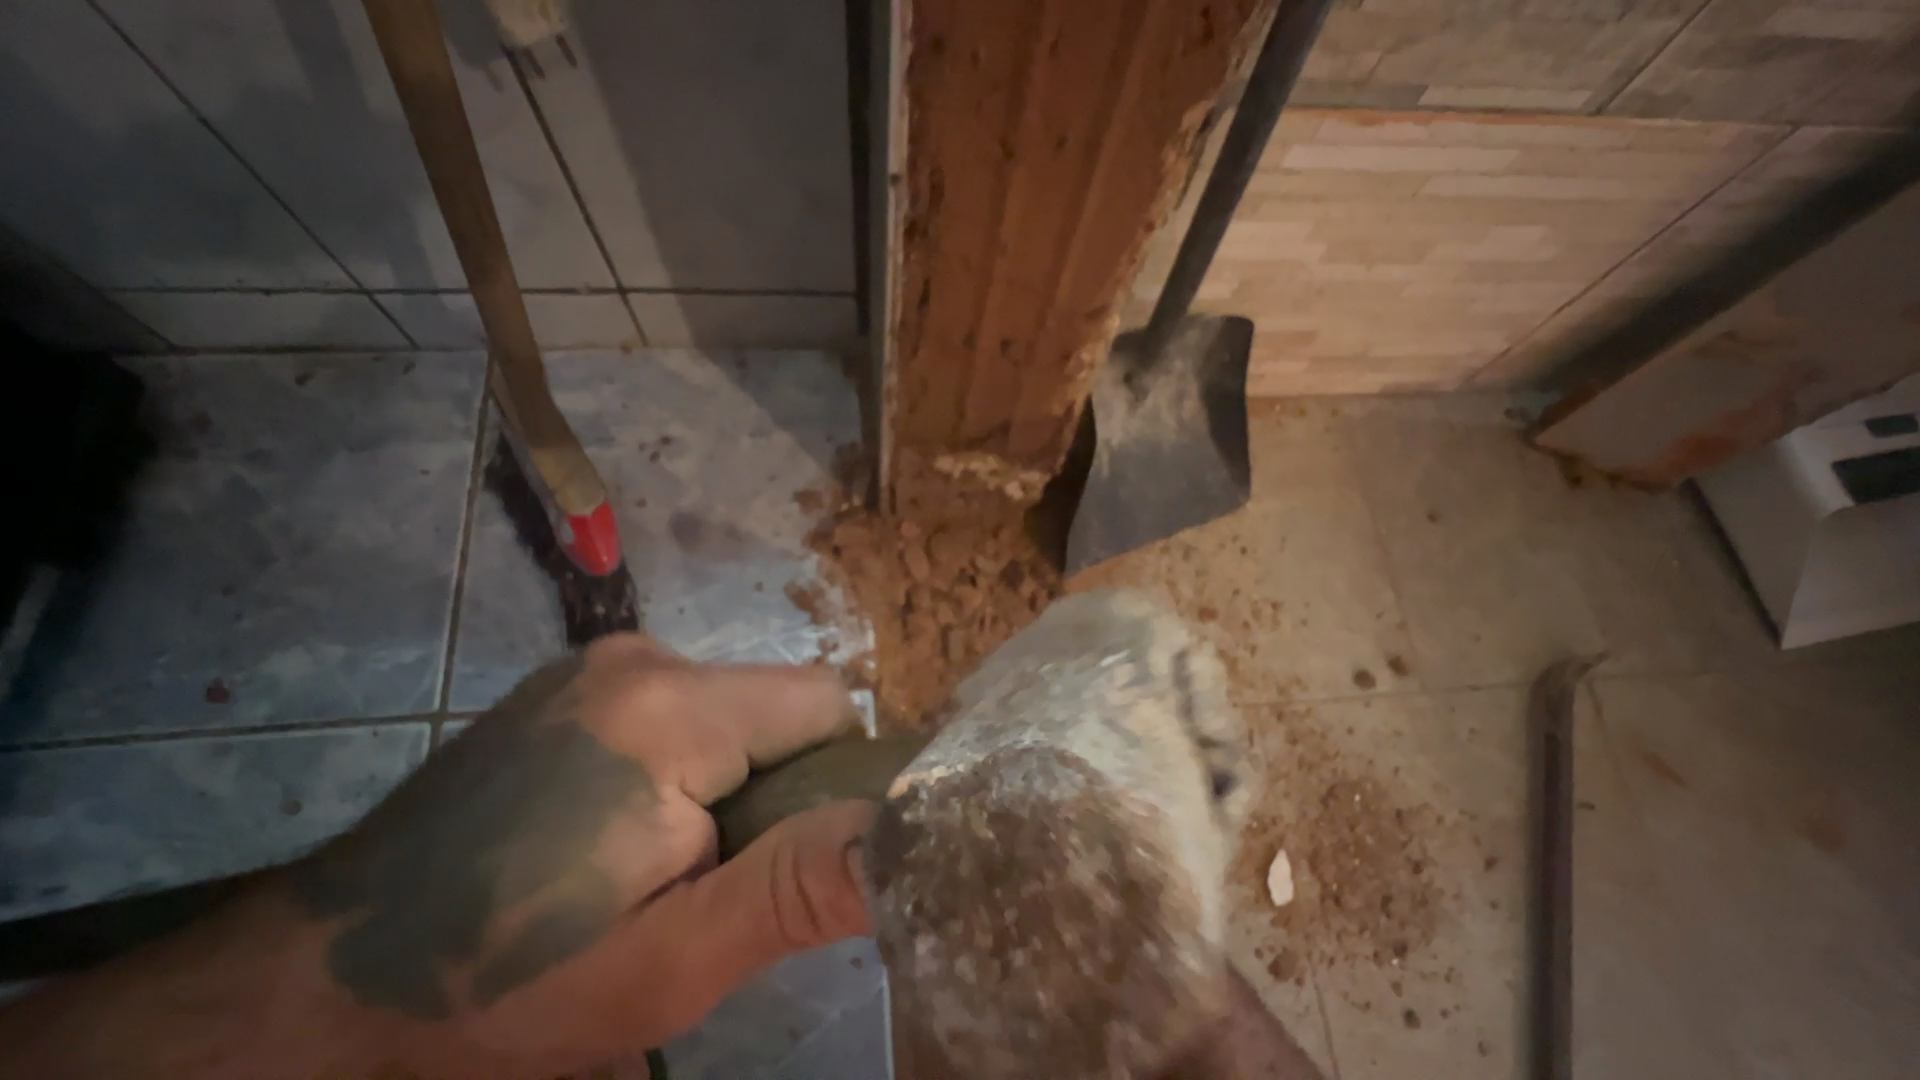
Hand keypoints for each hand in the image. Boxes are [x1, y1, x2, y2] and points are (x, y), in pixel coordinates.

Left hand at [290, 635, 875, 1078]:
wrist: (321, 983)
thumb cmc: (506, 985)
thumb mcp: (668, 964)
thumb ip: (797, 889)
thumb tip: (908, 830)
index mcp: (672, 708)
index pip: (828, 706)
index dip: (829, 786)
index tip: (777, 864)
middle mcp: (640, 654)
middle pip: (778, 706)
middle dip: (772, 790)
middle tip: (704, 879)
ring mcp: (596, 661)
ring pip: (732, 709)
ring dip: (726, 781)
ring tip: (652, 862)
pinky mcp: (570, 682)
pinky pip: (678, 709)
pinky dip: (681, 764)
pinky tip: (612, 830)